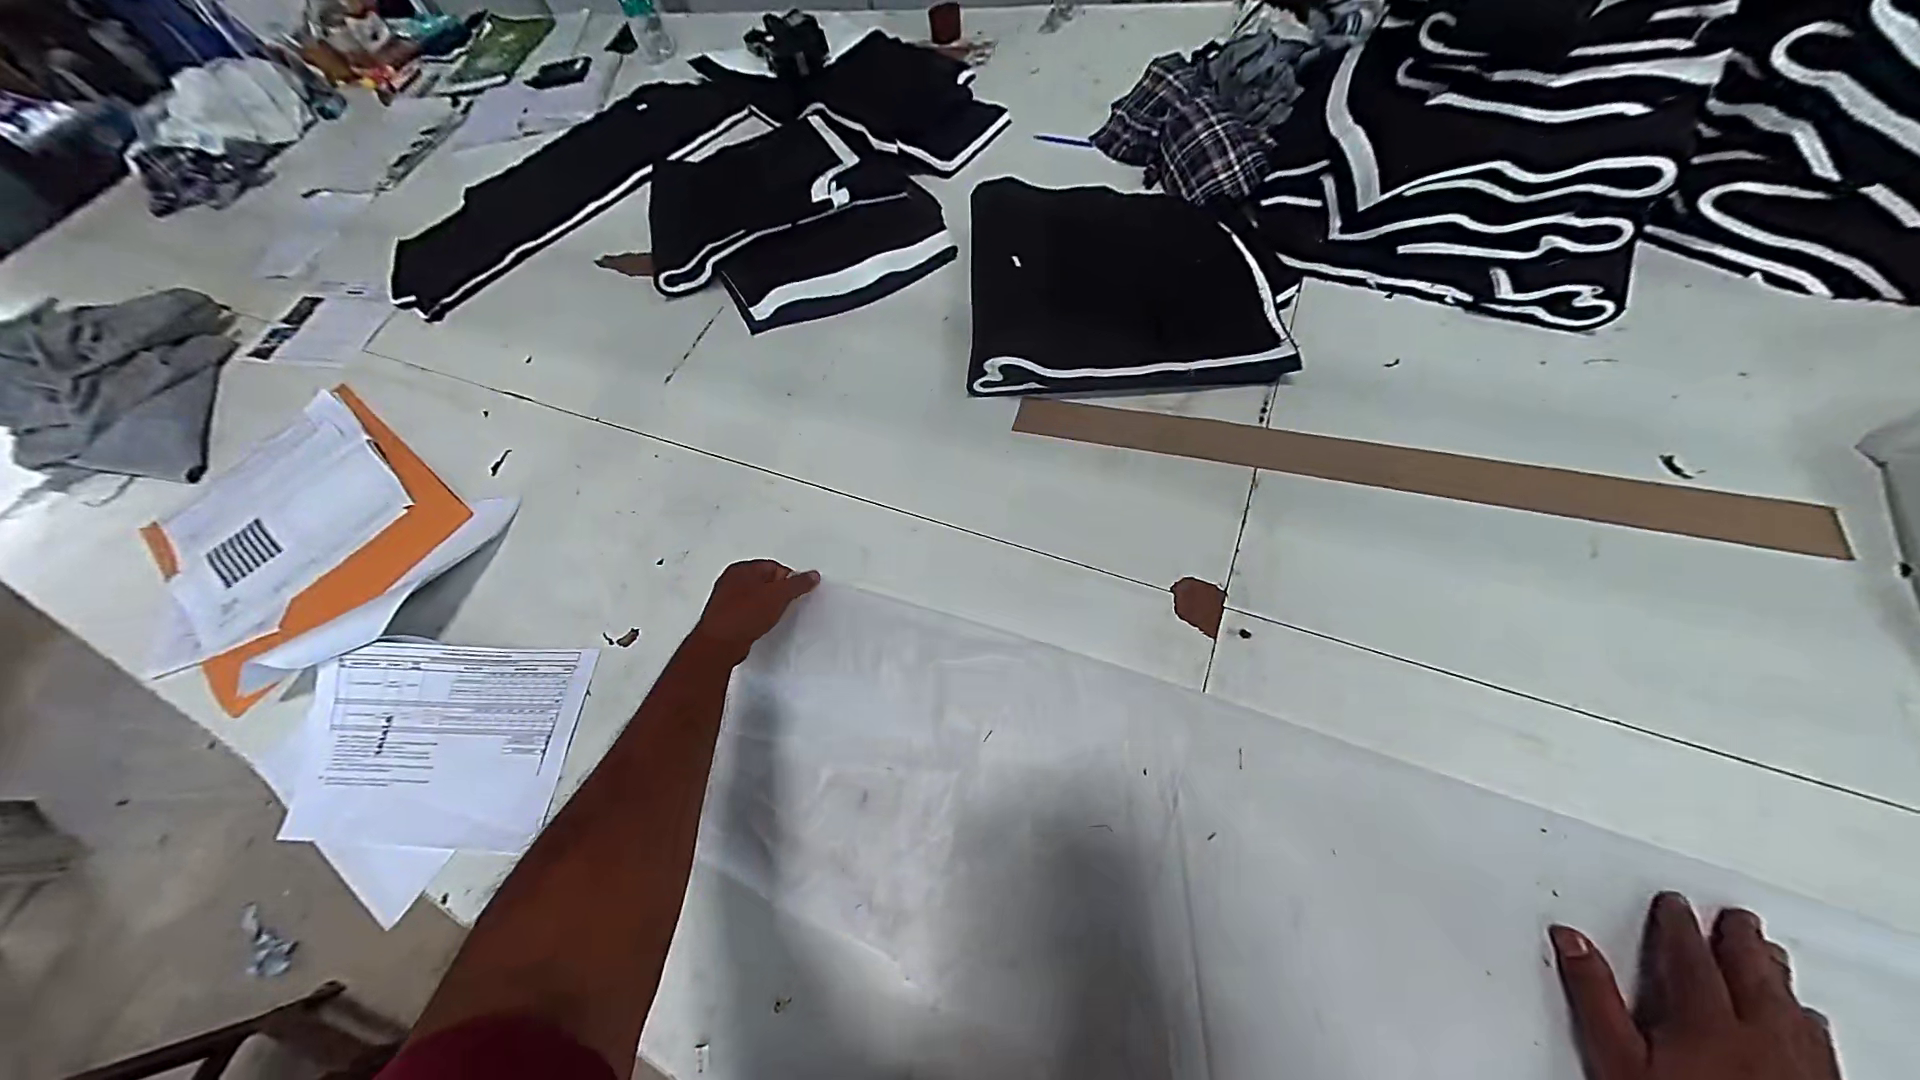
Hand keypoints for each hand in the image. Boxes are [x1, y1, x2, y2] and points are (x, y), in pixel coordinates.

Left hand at [686, 560, 819, 665]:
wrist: (720, 644)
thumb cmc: (744, 615)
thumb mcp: (779, 596)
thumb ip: (798, 584)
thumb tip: (812, 576)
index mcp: (742, 569)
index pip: (775, 566)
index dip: (789, 580)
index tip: (795, 592)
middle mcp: (731, 580)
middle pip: (765, 581)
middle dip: (778, 593)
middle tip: (784, 605)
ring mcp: (726, 599)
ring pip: (756, 597)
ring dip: (767, 606)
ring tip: (771, 617)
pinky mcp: (726, 616)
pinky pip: (748, 611)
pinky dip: (756, 616)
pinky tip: (759, 625)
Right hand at [1551, 892, 1841, 1079]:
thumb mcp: (1616, 1054)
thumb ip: (1593, 993)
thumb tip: (1570, 940)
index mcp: (1705, 1020)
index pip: (1690, 957)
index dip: (1678, 926)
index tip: (1673, 905)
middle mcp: (1759, 1037)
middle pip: (1750, 976)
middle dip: (1738, 942)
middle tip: (1734, 917)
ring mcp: (1798, 1068)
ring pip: (1788, 1006)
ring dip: (1773, 974)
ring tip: (1767, 953)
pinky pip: (1819, 1043)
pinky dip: (1806, 1019)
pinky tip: (1806, 1018)